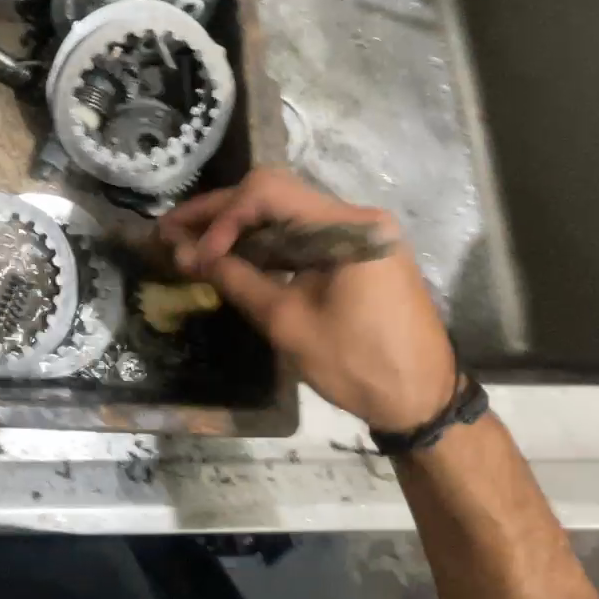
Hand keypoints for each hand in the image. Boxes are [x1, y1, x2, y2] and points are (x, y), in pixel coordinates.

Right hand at [160, 168, 457, 432]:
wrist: (426, 405)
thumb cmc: (359, 365)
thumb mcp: (287, 321)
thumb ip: (233, 278)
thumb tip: (182, 253)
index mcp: (348, 227)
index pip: (267, 193)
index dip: (222, 217)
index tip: (197, 253)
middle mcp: (355, 217)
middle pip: (272, 194)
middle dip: (219, 214)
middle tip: (172, 231)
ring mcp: (357, 232)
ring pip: (281, 211)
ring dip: (236, 226)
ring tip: (190, 243)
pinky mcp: (354, 250)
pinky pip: (298, 231)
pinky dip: (261, 241)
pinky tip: (229, 255)